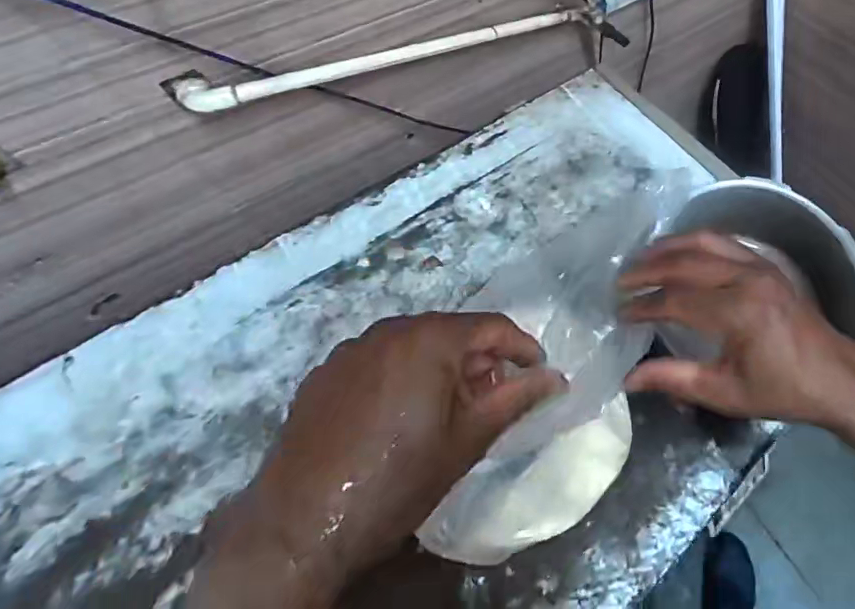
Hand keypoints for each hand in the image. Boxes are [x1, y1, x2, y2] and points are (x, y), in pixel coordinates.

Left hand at [192, 312, 564, 608]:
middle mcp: (390, 329)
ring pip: (412, 345)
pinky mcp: (324, 372)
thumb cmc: (397, 482)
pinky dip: (399, 377)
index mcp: (430, 338)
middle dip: (478, 361)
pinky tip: (396, 417)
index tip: (537, 372)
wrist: (298, 528)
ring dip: (438, 368)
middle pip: (451, 333)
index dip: (521, 348)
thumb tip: (556, 377)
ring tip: (444, 411)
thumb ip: (516, 400)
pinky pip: (377, 361)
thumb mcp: (467, 442)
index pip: (491, 326)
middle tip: (491, 399)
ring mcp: (352, 348)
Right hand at [618, 231, 854, 432]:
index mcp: (738, 312)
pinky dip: (695, 242)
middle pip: (685, 263)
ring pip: (704, 241)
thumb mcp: (726, 392)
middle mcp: (746, 278)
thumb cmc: (781, 390)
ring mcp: (759, 264)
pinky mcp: (766, 262)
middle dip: (648, 269)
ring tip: (642, 257)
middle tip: (621, 280)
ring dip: (669, 247)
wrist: (835, 375)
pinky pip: (723, 240)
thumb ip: (675, 380)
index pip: (676, 300)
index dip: (644, 306)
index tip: (620, 313)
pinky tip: (679, 250)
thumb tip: (628, 379)